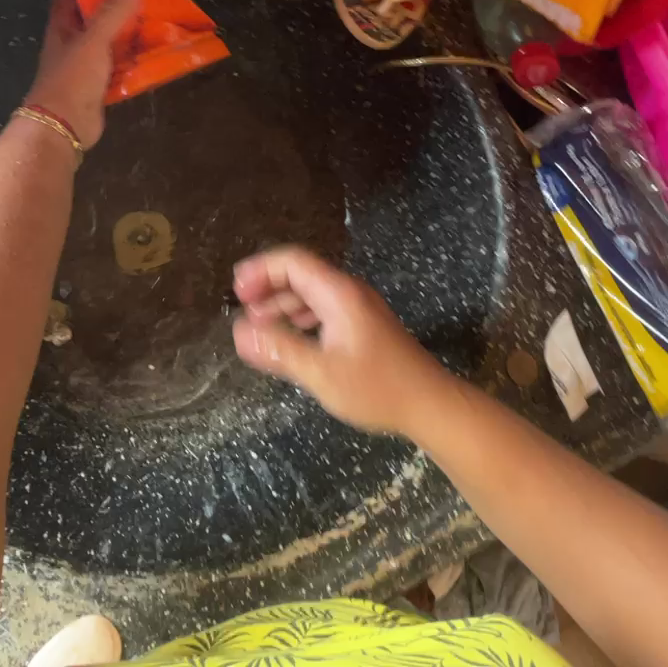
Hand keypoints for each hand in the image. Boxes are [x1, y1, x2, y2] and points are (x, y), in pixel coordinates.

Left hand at [24, 0, 141, 147]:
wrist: (64, 125)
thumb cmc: (72, 78)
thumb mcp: (94, 39)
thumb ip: (112, 12)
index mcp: (61, 27)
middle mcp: (71, 44)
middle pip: (94, 19)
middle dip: (116, 9)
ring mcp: (85, 67)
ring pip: (109, 44)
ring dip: (128, 36)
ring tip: (155, 21)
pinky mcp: (98, 87)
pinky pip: (118, 68)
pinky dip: (133, 62)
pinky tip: (153, 55)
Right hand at [230, 246, 456, 435]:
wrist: (430, 404)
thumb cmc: (377, 388)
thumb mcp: (321, 372)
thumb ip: (279, 350)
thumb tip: (238, 332)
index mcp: (338, 294)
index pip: (294, 262)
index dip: (261, 269)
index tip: (237, 290)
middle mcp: (348, 293)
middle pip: (301, 274)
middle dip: (268, 286)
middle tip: (242, 308)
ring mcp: (358, 308)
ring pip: (312, 293)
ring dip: (282, 304)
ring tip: (258, 324)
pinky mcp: (363, 326)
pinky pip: (323, 309)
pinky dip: (300, 317)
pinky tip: (290, 337)